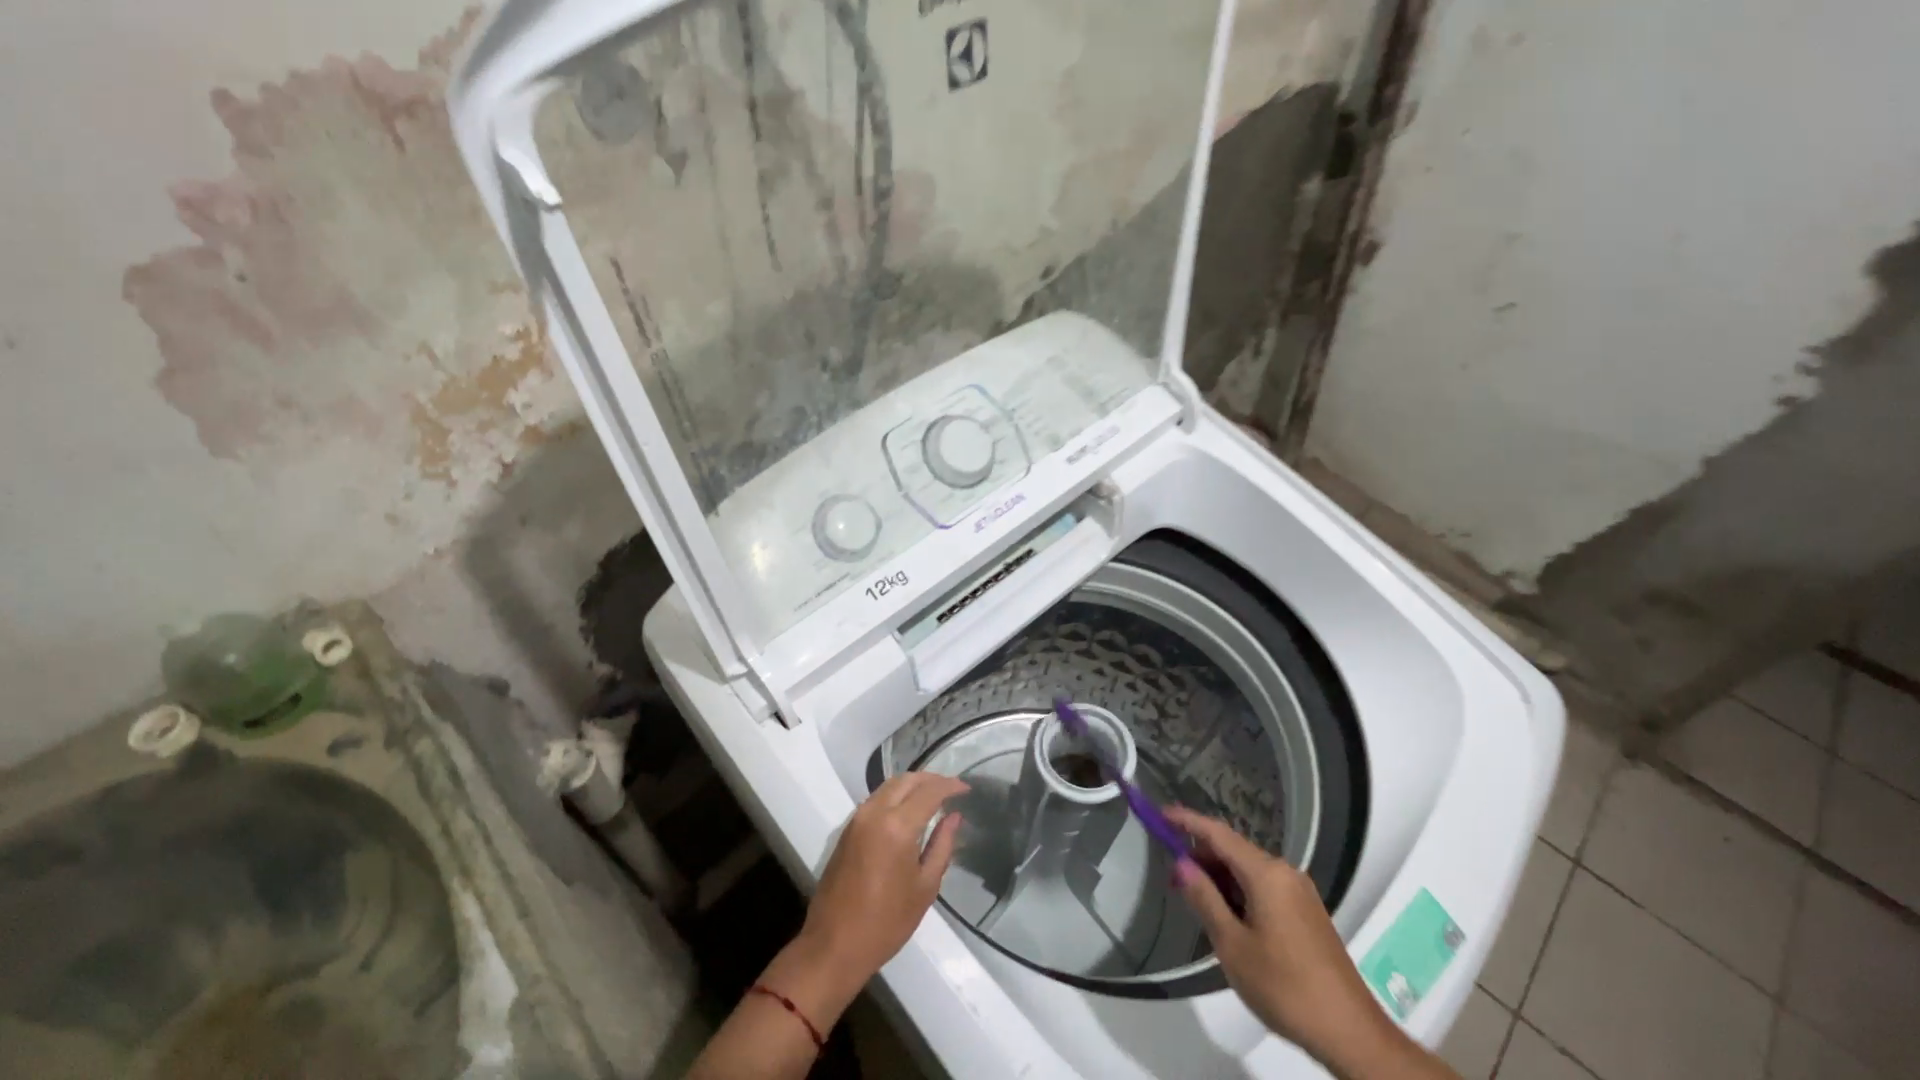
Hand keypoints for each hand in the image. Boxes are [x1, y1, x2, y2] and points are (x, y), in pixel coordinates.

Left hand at [799, 771, 968, 981]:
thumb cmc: (887, 922)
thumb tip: (953, 817)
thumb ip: (942, 846)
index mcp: (896, 826)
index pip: (929, 792)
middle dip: (930, 779)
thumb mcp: (925, 887)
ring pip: (887, 787)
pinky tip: (909, 812)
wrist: (834, 944)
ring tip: (933, 798)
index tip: (967, 789)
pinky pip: (875, 801)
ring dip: (911, 786)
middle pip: (905, 781)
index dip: (950, 786)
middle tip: (951, 789)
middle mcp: (873, 813)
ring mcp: (855, 821)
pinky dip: (895, 798)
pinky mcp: (846, 832)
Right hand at [1167, 807, 1397, 1072]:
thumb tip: (1182, 864)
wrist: (1347, 1029)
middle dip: (1202, 857)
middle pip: (1235, 851)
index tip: (1161, 813)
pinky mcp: (1307, 914)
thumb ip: (1205, 899)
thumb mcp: (1232, 945)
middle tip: (1172, 879)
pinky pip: (1265, 889)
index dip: (1188, 821)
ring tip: (1194, 902)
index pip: (1220, 835)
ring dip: (1220, 879)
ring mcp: (1300, 894)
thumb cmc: (1284, 986)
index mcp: (1267, 875)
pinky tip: (1226, 917)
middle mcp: (1286, 874)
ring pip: (1250, 872)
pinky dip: (1240, 893)